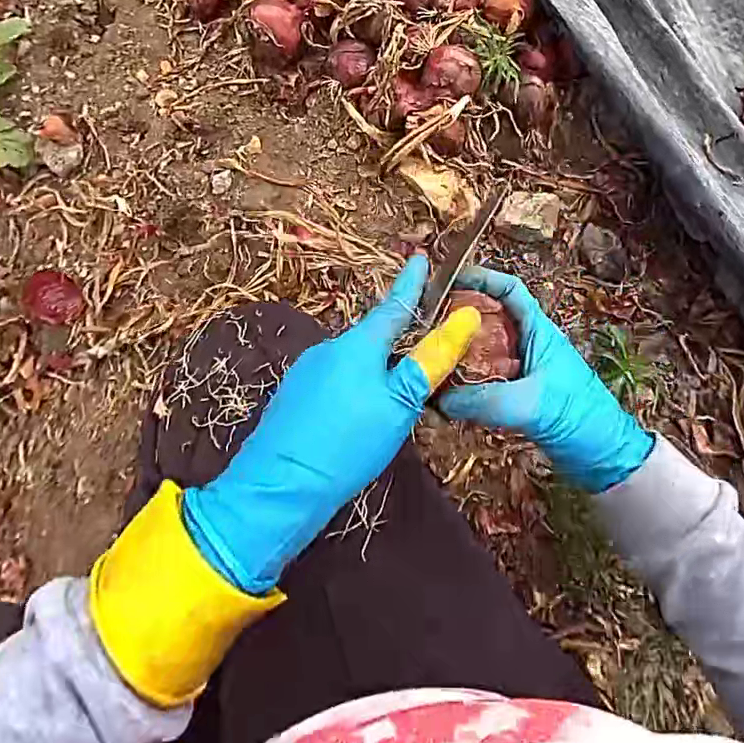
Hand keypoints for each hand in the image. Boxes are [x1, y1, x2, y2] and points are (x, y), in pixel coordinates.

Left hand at [182, 255, 479, 593]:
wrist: (279, 485)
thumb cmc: (348, 443)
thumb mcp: (399, 405)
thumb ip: (429, 362)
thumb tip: (464, 319)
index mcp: (356, 345)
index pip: (392, 306)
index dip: (410, 284)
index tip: (419, 257)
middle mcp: (329, 349)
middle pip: (372, 336)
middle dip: (398, 339)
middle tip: (426, 348)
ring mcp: (308, 371)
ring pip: (354, 361)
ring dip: (377, 369)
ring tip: (399, 395)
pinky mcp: (296, 394)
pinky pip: (336, 379)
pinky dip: (357, 386)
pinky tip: (363, 413)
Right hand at [437, 265, 654, 491]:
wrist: (605, 458)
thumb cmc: (580, 419)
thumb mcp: (531, 405)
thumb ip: (485, 400)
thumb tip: (441, 399)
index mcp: (539, 332)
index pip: (510, 291)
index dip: (482, 278)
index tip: (450, 280)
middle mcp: (527, 343)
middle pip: (489, 315)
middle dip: (458, 314)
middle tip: (427, 319)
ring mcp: (520, 368)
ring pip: (482, 345)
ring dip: (458, 347)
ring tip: (429, 351)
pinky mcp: (515, 391)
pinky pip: (482, 374)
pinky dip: (463, 376)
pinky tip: (444, 386)